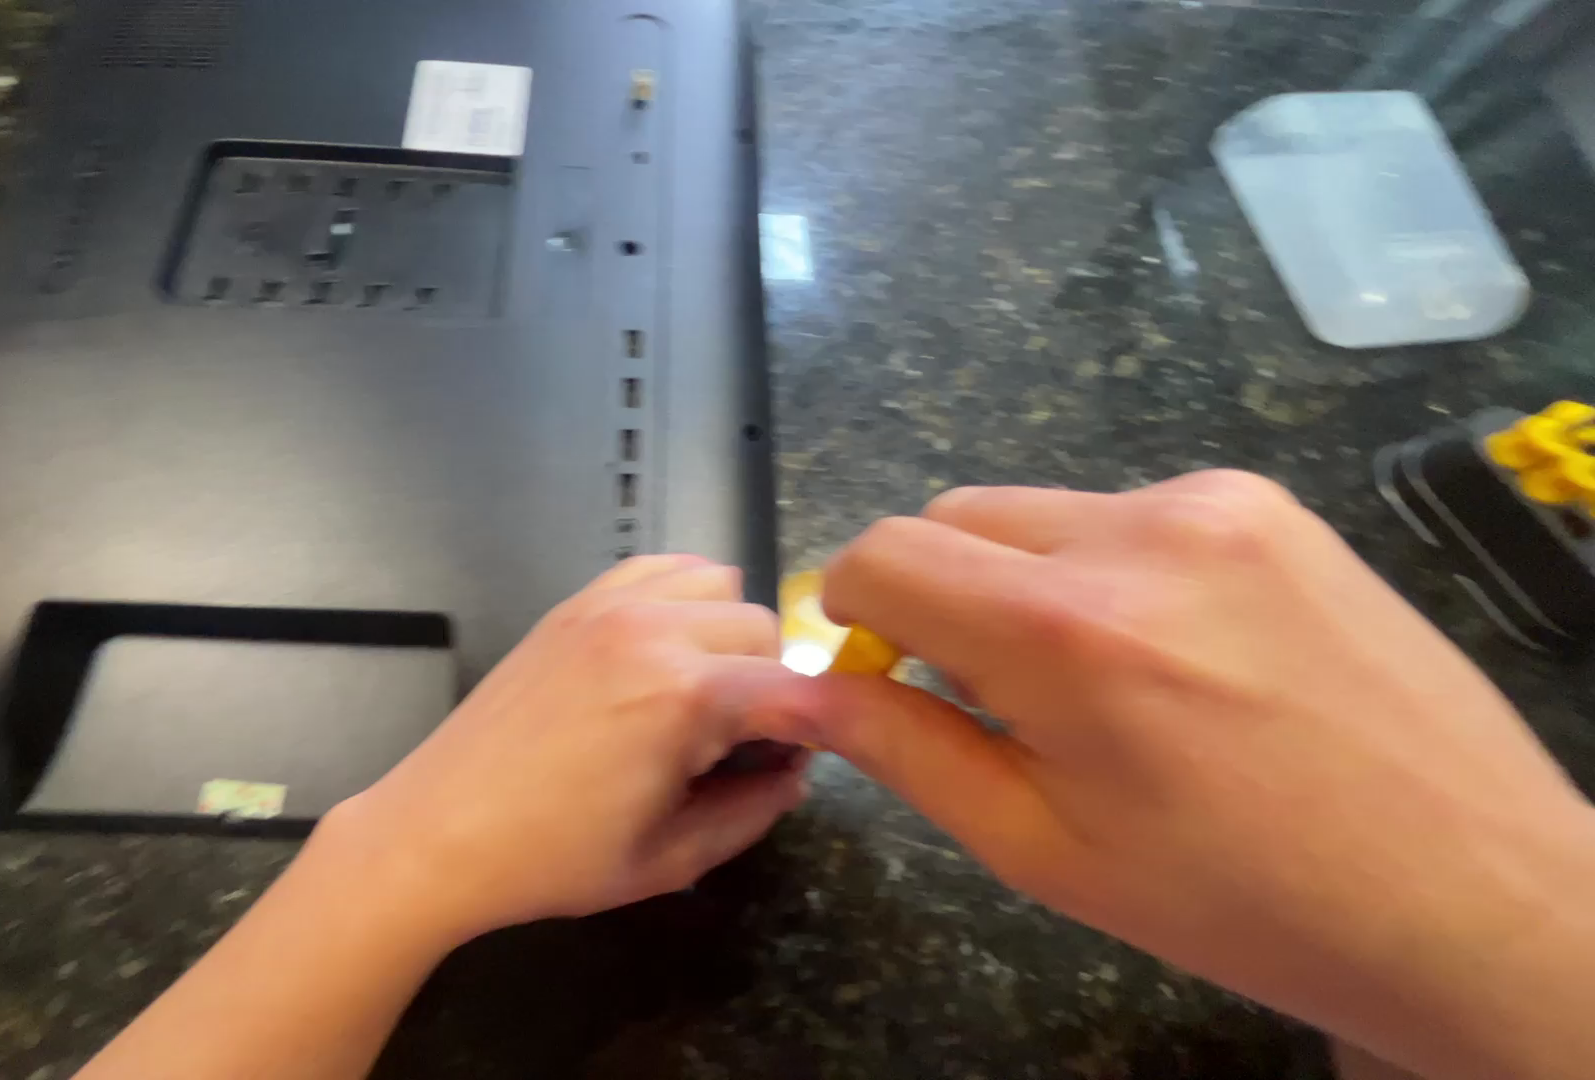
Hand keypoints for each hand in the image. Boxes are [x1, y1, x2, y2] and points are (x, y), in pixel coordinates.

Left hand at [309, 555, 810, 944]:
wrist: (440, 828)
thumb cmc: (555, 858)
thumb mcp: (671, 857)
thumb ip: (754, 810)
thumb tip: (796, 771)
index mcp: (684, 696)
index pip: (796, 690)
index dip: (816, 727)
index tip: (802, 757)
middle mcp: (654, 629)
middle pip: (764, 629)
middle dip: (769, 684)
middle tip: (732, 740)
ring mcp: (610, 604)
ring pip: (721, 585)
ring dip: (728, 634)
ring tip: (696, 687)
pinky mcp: (577, 600)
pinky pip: (660, 567)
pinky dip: (683, 595)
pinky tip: (662, 644)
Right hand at [788, 470, 1594, 1079]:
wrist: (1491, 904)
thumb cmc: (1230, 896)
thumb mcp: (1033, 843)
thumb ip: (899, 747)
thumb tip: (805, 690)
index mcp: (1066, 632)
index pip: (883, 553)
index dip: (851, 599)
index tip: (876, 655)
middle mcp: (1135, 535)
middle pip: (944, 517)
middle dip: (927, 588)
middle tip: (977, 677)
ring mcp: (1210, 503)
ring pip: (1021, 510)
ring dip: (1006, 575)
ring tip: (1075, 665)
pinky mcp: (1258, 500)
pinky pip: (1106, 511)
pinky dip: (1084, 563)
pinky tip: (1152, 638)